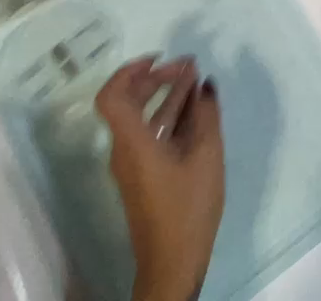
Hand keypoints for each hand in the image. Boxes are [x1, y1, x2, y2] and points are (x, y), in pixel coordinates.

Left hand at [95, 56, 224, 300]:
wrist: (173, 261)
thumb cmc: (189, 206)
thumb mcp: (207, 155)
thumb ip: (207, 115)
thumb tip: (205, 84)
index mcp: (133, 142)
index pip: (112, 95)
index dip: (132, 70)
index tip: (162, 58)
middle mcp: (124, 149)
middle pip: (127, 101)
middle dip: (157, 77)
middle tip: (189, 64)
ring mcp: (132, 163)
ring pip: (142, 117)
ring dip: (167, 95)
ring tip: (197, 79)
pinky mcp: (144, 174)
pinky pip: (150, 132)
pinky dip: (170, 115)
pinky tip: (195, 109)